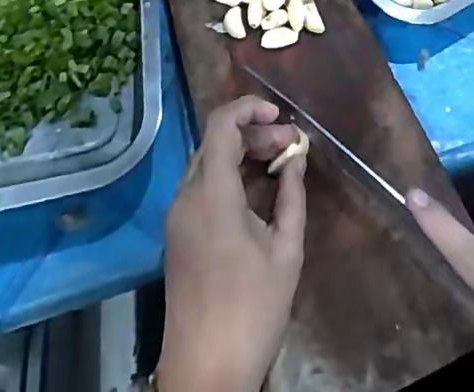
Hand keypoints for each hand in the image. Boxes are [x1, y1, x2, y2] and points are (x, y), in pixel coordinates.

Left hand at [157, 96, 307, 391]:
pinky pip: (203, 186)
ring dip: (243, 153)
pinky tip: (259, 189)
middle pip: (216, 142)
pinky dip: (231, 175)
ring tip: (282, 163)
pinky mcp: (178, 234)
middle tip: (293, 145)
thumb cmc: (253, 309)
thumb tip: (296, 157)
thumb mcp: (286, 250)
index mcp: (213, 196)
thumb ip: (292, 195)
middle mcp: (187, 197)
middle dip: (255, 133)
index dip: (250, 108)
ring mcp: (178, 217)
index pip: (221, 125)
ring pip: (208, 162)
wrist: (205, 372)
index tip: (281, 116)